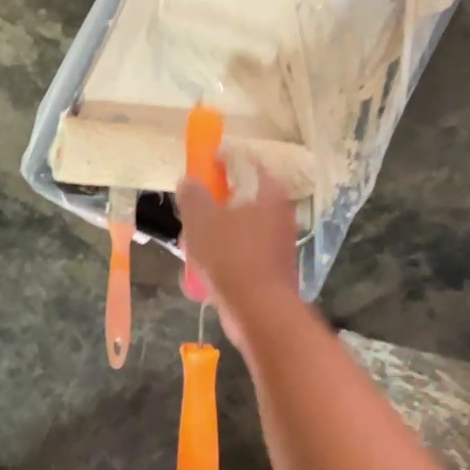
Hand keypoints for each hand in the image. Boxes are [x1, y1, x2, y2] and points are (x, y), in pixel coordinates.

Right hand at [177, 168, 301, 347]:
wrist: (260, 312)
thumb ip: (192, 195)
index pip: (246, 162)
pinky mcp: (272, 269)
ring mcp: (278, 243)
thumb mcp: (201, 220)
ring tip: (191, 245)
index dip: (222, 158)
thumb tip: (189, 180)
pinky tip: (204, 270)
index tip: (203, 162)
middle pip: (242, 197)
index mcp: (268, 193)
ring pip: (239, 227)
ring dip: (215, 232)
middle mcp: (280, 214)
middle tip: (192, 210)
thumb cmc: (231, 256)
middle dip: (214, 203)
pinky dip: (223, 256)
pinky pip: (242, 252)